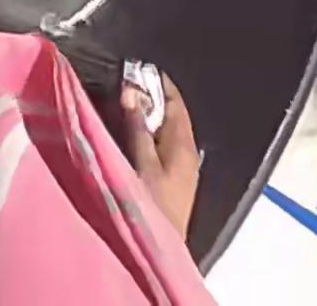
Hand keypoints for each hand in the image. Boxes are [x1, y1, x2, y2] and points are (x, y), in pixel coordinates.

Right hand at [124, 72, 200, 236]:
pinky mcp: (176, 176)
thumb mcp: (142, 163)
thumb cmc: (154, 203)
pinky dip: (152, 128)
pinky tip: (136, 129)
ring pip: (170, 128)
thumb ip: (138, 127)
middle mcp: (187, 152)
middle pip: (175, 115)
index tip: (141, 68)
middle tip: (130, 81)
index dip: (162, 84)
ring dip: (152, 113)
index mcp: (183, 145)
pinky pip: (166, 141)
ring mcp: (183, 166)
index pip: (177, 104)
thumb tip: (132, 90)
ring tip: (129, 99)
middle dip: (155, 96)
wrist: (163, 248)